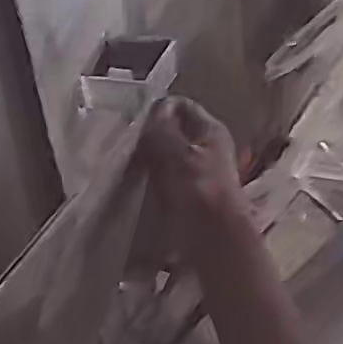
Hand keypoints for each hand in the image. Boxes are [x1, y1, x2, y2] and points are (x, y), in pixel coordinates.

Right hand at [140, 96, 245, 246]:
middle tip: (128, 144)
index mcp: (211, 130)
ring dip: (151, 159)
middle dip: (152, 135)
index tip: (136, 121)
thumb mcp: (175, 152)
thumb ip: (162, 129)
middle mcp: (210, 148)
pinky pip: (169, 178)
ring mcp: (202, 173)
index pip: (183, 106)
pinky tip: (140, 186)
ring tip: (130, 165)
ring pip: (171, 156)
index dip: (160, 109)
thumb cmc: (197, 188)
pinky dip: (155, 179)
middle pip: (176, 132)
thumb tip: (155, 111)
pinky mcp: (193, 195)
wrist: (213, 236)